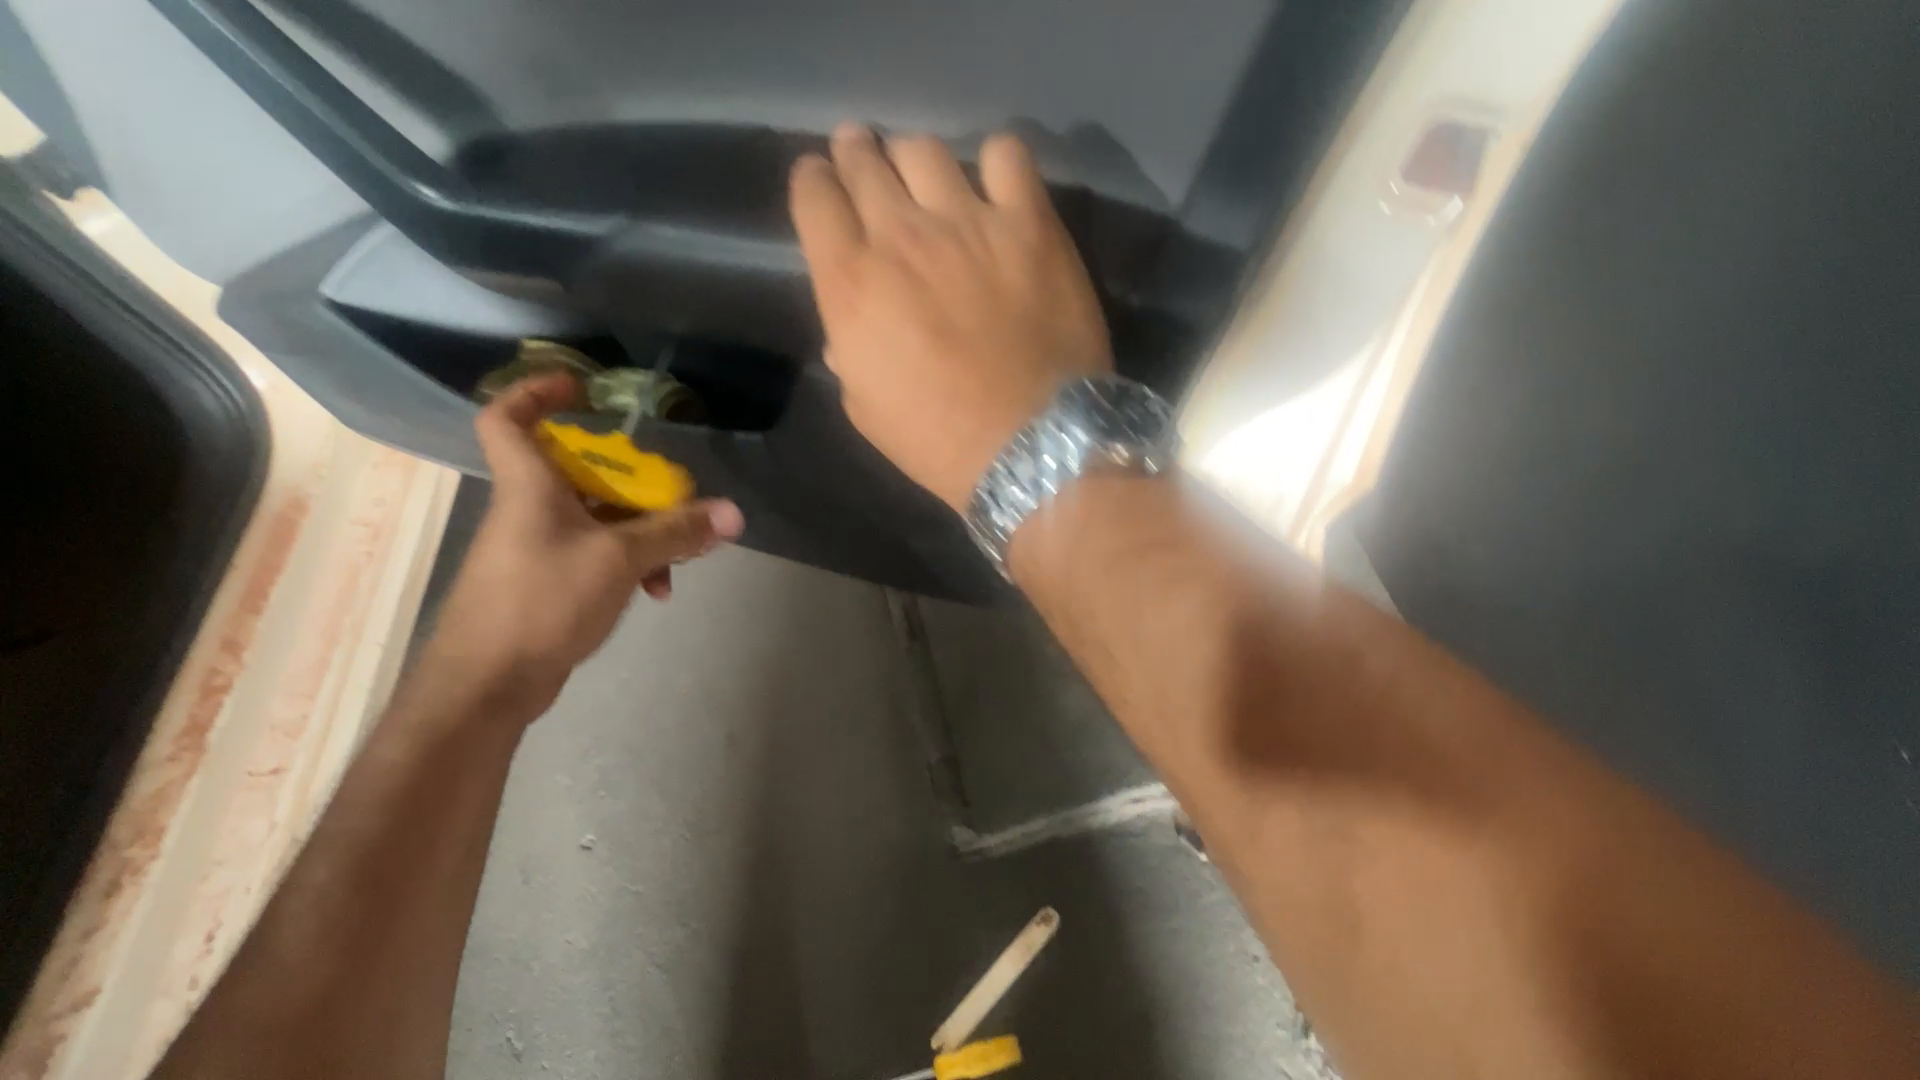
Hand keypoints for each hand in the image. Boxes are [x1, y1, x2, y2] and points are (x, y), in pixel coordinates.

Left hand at [428, 373, 743, 716]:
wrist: (487, 684)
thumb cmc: (541, 601)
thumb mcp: (618, 559)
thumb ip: (675, 533)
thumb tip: (733, 514)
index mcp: (530, 484)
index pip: (507, 418)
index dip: (536, 392)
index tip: (581, 388)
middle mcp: (529, 508)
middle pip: (579, 470)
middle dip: (632, 479)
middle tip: (672, 493)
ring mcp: (536, 547)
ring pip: (595, 517)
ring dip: (640, 531)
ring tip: (675, 560)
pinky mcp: (546, 583)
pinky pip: (595, 553)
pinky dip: (627, 562)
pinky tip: (655, 589)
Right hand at [790, 124, 1113, 511]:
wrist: (1031, 445)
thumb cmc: (938, 440)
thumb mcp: (865, 407)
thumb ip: (850, 351)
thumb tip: (851, 329)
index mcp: (850, 283)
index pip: (814, 196)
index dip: (813, 182)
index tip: (821, 184)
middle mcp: (901, 236)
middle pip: (864, 161)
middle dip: (855, 153)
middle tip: (863, 157)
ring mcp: (969, 222)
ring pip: (925, 150)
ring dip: (913, 156)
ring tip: (922, 173)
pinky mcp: (1031, 223)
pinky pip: (1007, 157)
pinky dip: (995, 163)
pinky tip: (995, 186)